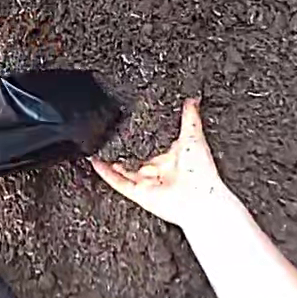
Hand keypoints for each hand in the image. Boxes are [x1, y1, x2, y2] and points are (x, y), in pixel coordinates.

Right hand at [93, 98, 237, 229]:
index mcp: (173, 160)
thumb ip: (190, 117)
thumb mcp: (193, 135)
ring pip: (125, 173)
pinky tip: (95, 163)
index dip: (149, 141)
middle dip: (129, 155)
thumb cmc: (201, 171)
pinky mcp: (138, 192)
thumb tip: (193, 100)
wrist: (199, 197)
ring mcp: (147, 183)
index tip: (139, 131)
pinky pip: (117, 182)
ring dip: (112, 164)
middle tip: (114, 144)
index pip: (158, 149)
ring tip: (99, 154)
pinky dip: (105, 173)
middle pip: (140, 162)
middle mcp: (159, 172)